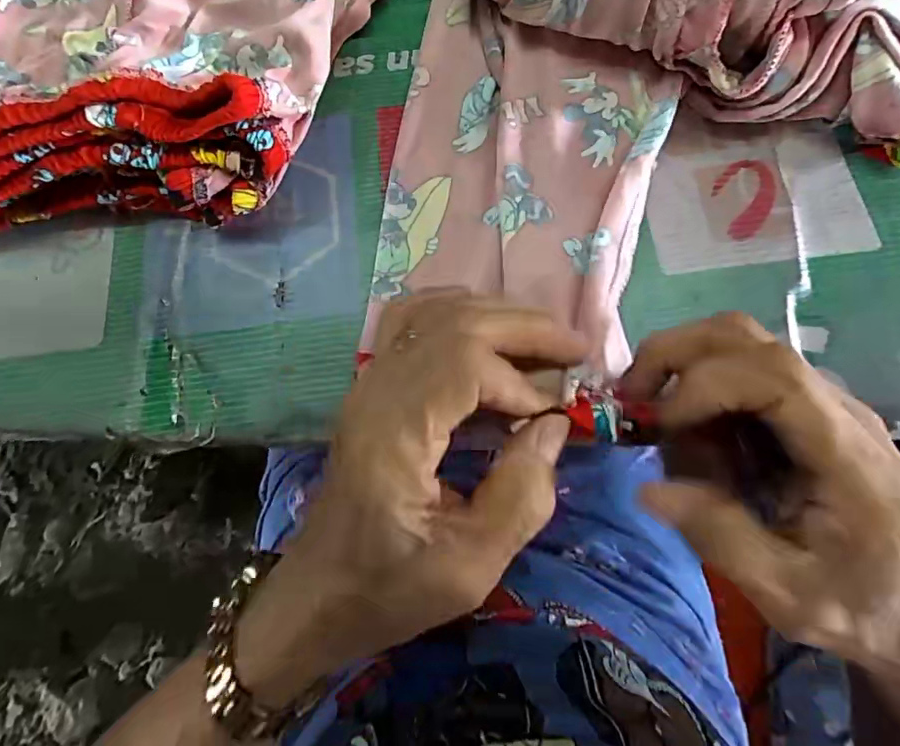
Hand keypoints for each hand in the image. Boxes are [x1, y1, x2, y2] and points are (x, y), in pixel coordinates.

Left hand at [233, 291, 583, 706]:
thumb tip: (554, 424)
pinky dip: (454, 312)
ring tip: (542, 337)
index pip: (461, 361)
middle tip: (576, 347)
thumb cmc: (391, 585)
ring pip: (432, 312)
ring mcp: (368, 380)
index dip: (517, 377)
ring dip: (492, 314)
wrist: (323, 587)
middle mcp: (376, 389)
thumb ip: (520, 495)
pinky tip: (485, 326)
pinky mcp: (370, 384)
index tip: (554, 413)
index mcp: (394, 430)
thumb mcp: (469, 567)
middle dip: (521, 327)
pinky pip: (410, 321)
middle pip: (452, 323)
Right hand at [622, 313, 899, 742]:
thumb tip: (648, 489)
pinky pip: (740, 368)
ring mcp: (822, 402)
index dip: (704, 384)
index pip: (774, 376)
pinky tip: (688, 428)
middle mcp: (838, 409)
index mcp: (849, 453)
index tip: (659, 422)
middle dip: (675, 354)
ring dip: (681, 362)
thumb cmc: (862, 610)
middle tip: (632, 398)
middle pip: (746, 336)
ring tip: (653, 412)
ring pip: (738, 340)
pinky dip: (696, 381)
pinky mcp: (805, 407)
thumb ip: (722, 538)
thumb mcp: (790, 597)